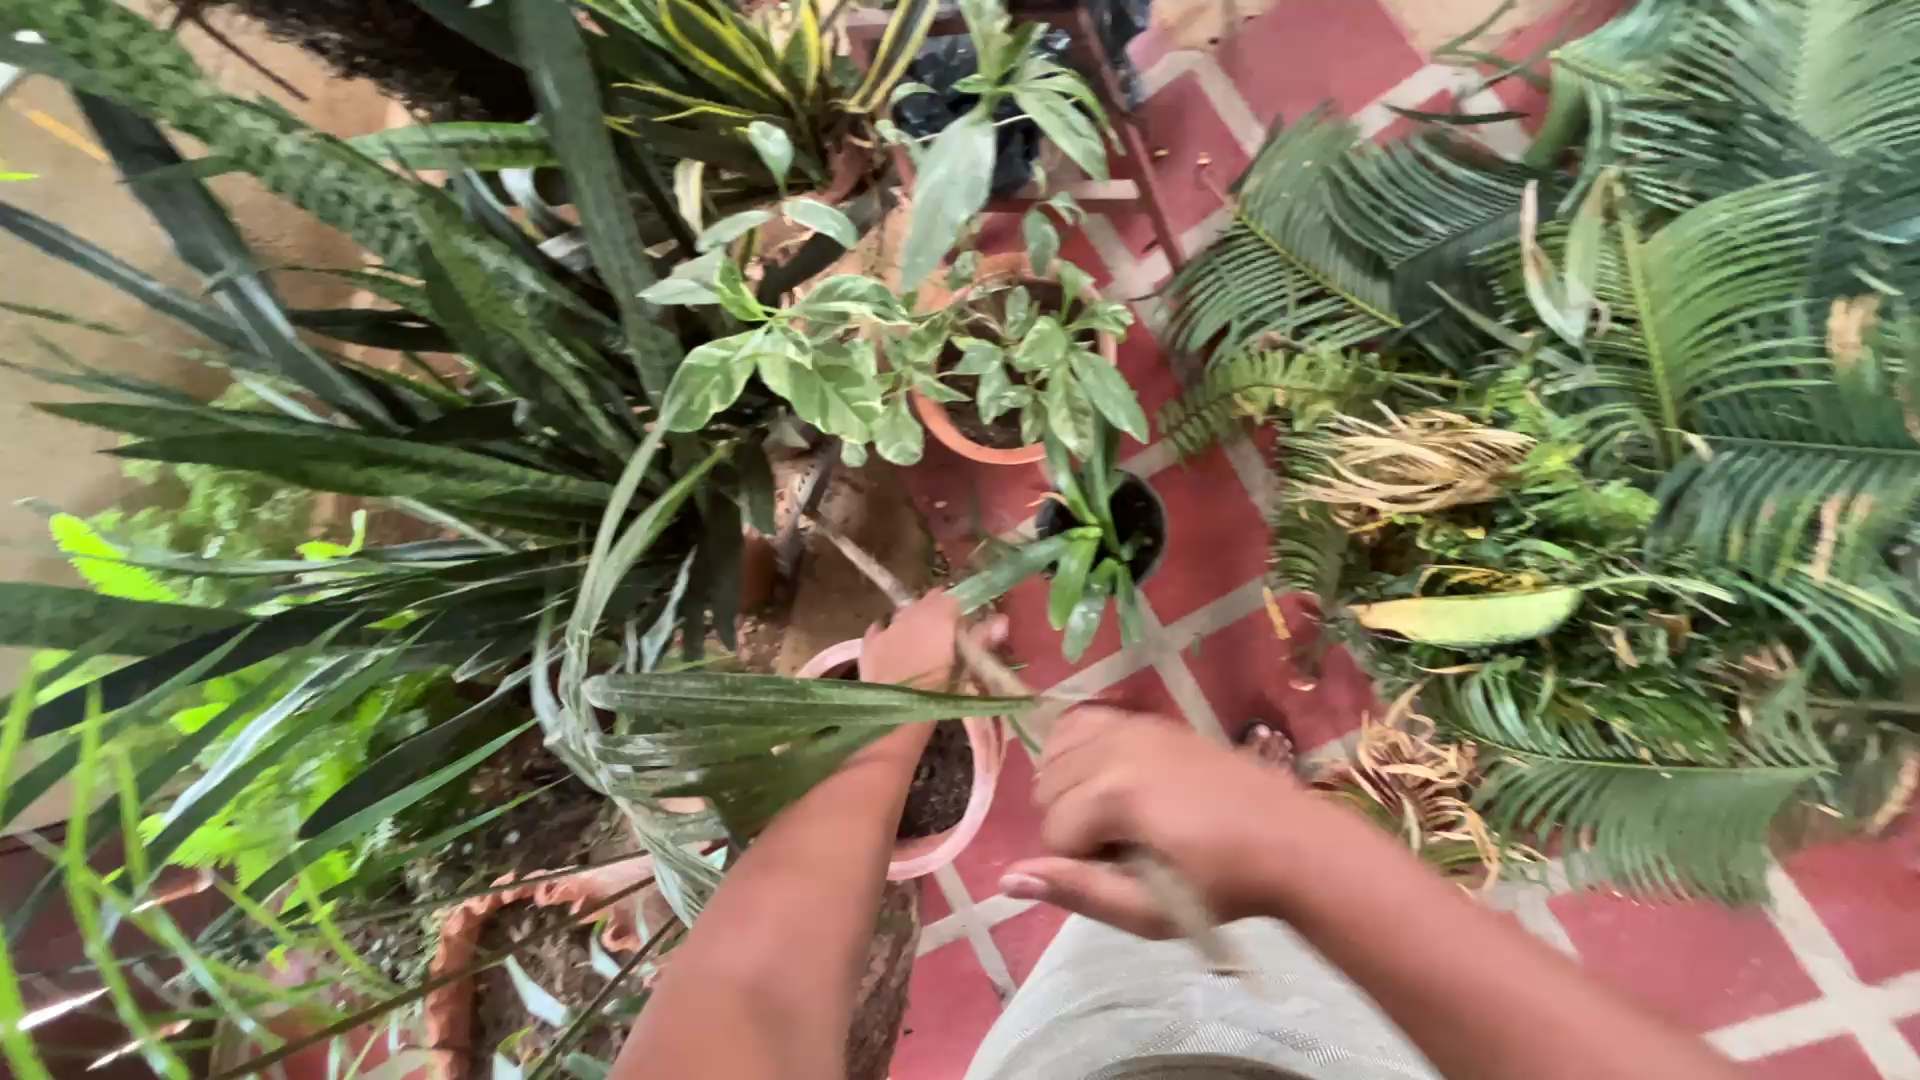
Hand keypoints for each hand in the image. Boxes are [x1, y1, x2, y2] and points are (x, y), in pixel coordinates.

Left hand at [858, 592, 1006, 689]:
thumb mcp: (966, 666)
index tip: (967, 622)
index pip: (955, 597)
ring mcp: (888, 626)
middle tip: (948, 632)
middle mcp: (912, 612)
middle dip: (939, 610)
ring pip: (905, 612)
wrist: (895, 711)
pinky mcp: (869, 642)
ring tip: (922, 640)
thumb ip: (982, 639)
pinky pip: (881, 628)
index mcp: (939, 614)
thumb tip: (1002, 620)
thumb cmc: (938, 689)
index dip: (962, 608)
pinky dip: (889, 632)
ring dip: (915, 620)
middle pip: (929, 601)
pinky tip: (893, 643)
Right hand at [1000, 706, 1321, 936]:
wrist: (1289, 840)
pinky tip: (1104, 774)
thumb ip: (1076, 891)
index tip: (1125, 872)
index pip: (1054, 834)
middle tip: (1123, 846)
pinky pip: (1080, 720)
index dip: (1081, 865)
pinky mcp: (1144, 717)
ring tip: (1115, 815)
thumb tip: (1006, 878)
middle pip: (1046, 788)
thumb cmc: (1222, 885)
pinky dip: (1076, 748)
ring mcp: (1130, 724)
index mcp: (1116, 794)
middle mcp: (1113, 746)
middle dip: (1071, 824)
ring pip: (1054, 754)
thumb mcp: (1150, 910)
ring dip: (1070, 788)